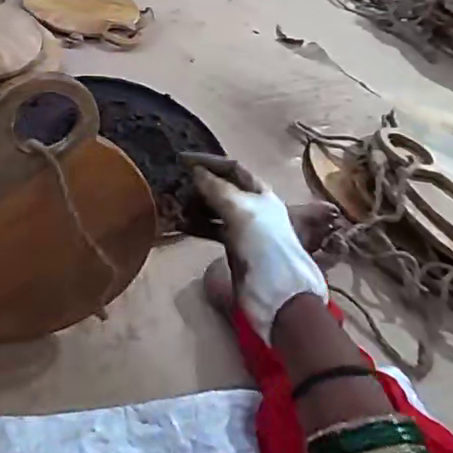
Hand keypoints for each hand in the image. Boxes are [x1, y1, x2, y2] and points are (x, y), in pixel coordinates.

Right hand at [190, 156, 327, 338]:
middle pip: (223, 188)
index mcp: (261, 193)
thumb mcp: (240, 209)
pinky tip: (179, 223)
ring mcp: (244, 228)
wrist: (278, 293)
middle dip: (200, 183)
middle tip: (175, 182)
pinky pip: (212, 229)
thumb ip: (216, 188)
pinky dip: (196, 225)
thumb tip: (196, 171)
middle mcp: (253, 207)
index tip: (184, 160)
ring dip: (195, 204)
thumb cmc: (263, 243)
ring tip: (173, 202)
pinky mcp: (234, 248)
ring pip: (215, 209)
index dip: (210, 161)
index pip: (234, 168)